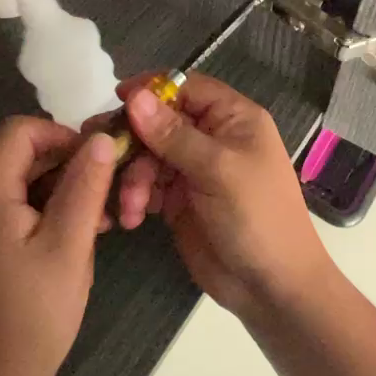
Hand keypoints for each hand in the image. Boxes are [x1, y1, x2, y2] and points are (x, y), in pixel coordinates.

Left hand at [0, 116, 117, 375]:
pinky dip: (49, 211)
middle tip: (105, 188)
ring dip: (62, 189)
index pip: (17, 132)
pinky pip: (18, 210)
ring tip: (100, 217)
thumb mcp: (70, 246)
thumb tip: (100, 138)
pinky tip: (79, 235)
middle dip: (66, 163)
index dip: (58, 133)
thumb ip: (85, 187)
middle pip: (19, 156)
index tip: (94, 157)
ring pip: (23, 184)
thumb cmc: (36, 313)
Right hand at [112, 73, 333, 318]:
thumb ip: (173, 134)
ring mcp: (194, 170)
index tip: (118, 100)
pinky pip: (147, 185)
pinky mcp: (179, 200)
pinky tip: (132, 217)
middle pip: (160, 122)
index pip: (186, 88)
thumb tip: (135, 96)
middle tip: (104, 153)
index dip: (152, 90)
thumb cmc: (256, 216)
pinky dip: (136, 197)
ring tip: (131, 205)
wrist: (271, 287)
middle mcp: (212, 138)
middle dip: (134, 140)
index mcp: (233, 118)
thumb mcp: (217, 170)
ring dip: (134, 177)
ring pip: (149, 155)